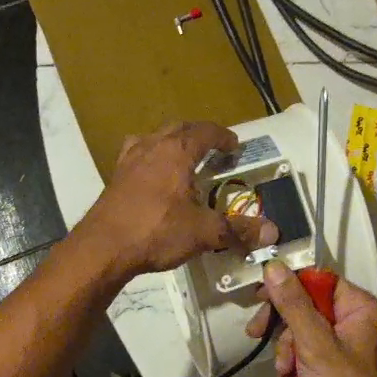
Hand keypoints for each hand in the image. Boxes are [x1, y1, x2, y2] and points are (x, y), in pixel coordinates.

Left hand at [76, 122, 275, 277]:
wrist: (104, 247)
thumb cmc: (157, 231)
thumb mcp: (204, 232)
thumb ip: (237, 229)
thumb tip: (272, 231)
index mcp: (177, 152)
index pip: (205, 132)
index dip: (223, 137)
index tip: (234, 146)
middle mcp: (152, 147)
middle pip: (178, 128)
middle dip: (198, 134)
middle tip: (212, 148)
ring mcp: (129, 161)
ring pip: (154, 138)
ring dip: (171, 141)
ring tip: (182, 156)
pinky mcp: (115, 178)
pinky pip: (136, 155)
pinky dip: (150, 157)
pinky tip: (152, 174)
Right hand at [245, 262, 376, 376]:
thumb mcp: (315, 343)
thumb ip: (293, 304)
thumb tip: (274, 267)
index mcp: (359, 308)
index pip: (319, 281)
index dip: (289, 285)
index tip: (262, 295)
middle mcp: (353, 320)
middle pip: (305, 305)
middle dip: (283, 325)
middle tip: (257, 332)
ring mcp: (341, 342)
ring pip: (300, 329)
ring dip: (286, 348)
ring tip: (285, 368)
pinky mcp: (330, 362)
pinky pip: (303, 349)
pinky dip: (292, 361)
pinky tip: (288, 376)